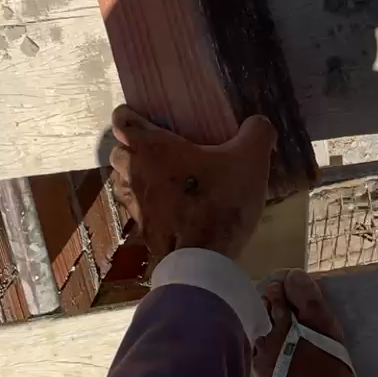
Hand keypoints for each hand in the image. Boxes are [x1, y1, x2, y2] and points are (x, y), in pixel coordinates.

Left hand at [107, 105, 275, 261]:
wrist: (205, 261)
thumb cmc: (220, 200)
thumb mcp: (251, 159)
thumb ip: (256, 132)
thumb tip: (258, 123)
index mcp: (153, 148)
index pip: (122, 120)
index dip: (130, 115)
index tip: (146, 116)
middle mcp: (135, 173)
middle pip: (119, 152)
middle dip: (133, 148)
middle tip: (162, 149)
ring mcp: (135, 204)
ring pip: (124, 182)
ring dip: (138, 177)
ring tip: (165, 179)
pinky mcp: (144, 230)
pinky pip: (139, 210)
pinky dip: (150, 205)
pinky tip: (173, 208)